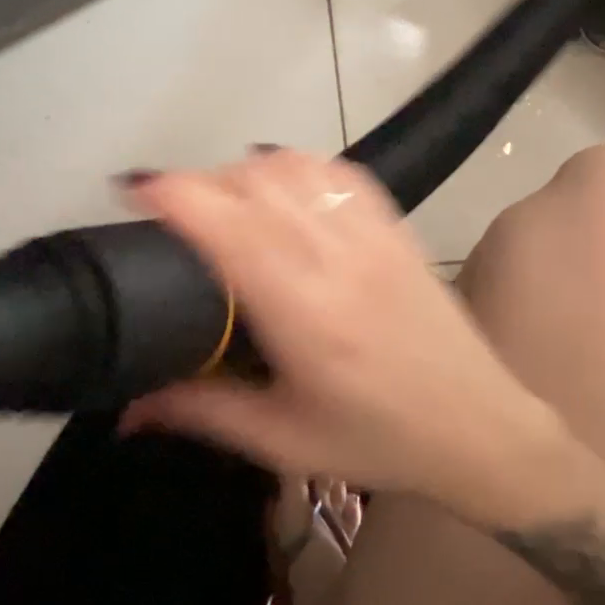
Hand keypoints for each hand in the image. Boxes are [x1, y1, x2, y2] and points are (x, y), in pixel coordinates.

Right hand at [118, 149, 568, 524]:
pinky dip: (293, 164)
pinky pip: (334, 170)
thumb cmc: (377, 439)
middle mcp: (335, 256)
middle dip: (197, 182)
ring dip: (242, 170)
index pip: (230, 225)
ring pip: (291, 167)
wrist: (480, 427)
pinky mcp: (393, 222)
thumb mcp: (282, 440)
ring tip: (219, 199)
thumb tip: (125, 409)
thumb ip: (200, 412)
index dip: (175, 194)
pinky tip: (275, 182)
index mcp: (303, 311)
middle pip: (251, 183)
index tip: (133, 190)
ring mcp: (370, 232)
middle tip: (168, 212)